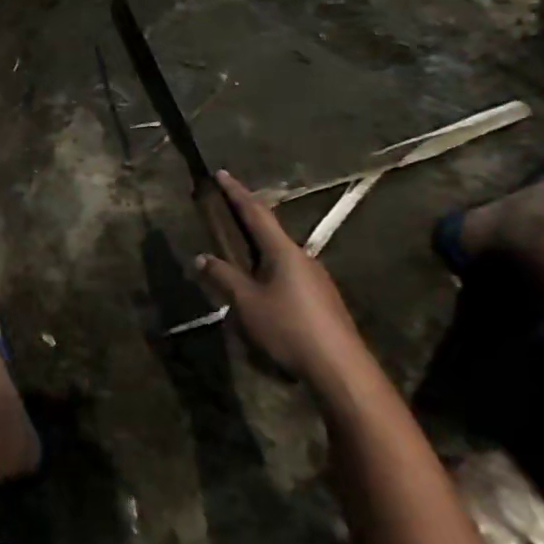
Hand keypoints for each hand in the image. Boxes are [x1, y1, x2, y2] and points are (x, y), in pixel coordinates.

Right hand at [195, 171, 363, 380]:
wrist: (342, 370)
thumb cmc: (290, 328)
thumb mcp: (247, 303)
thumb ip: (223, 277)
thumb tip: (201, 257)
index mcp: (283, 251)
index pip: (256, 213)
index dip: (237, 192)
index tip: (222, 173)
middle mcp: (302, 257)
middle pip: (270, 230)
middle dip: (247, 217)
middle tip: (226, 209)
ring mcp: (316, 279)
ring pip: (279, 254)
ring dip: (257, 248)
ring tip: (237, 253)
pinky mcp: (321, 299)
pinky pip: (288, 273)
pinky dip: (268, 268)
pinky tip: (261, 288)